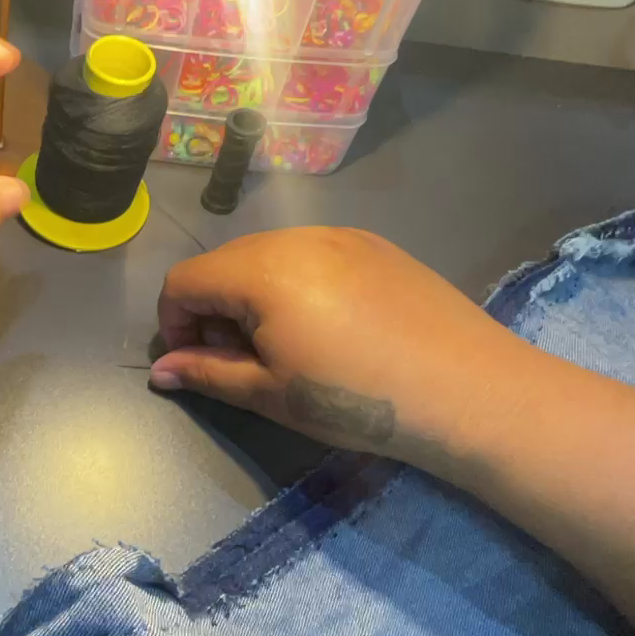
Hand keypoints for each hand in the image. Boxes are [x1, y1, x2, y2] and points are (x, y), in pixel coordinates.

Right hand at [150, 228, 528, 461]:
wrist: (474, 393)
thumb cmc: (358, 400)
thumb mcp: (271, 394)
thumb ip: (206, 373)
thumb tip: (160, 371)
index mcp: (262, 271)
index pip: (184, 281)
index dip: (174, 323)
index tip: (196, 362)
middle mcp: (295, 238)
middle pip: (222, 263)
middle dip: (212, 310)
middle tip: (240, 359)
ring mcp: (339, 236)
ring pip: (264, 256)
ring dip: (249, 295)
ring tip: (284, 344)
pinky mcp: (373, 245)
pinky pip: (307, 254)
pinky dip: (291, 283)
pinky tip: (327, 326)